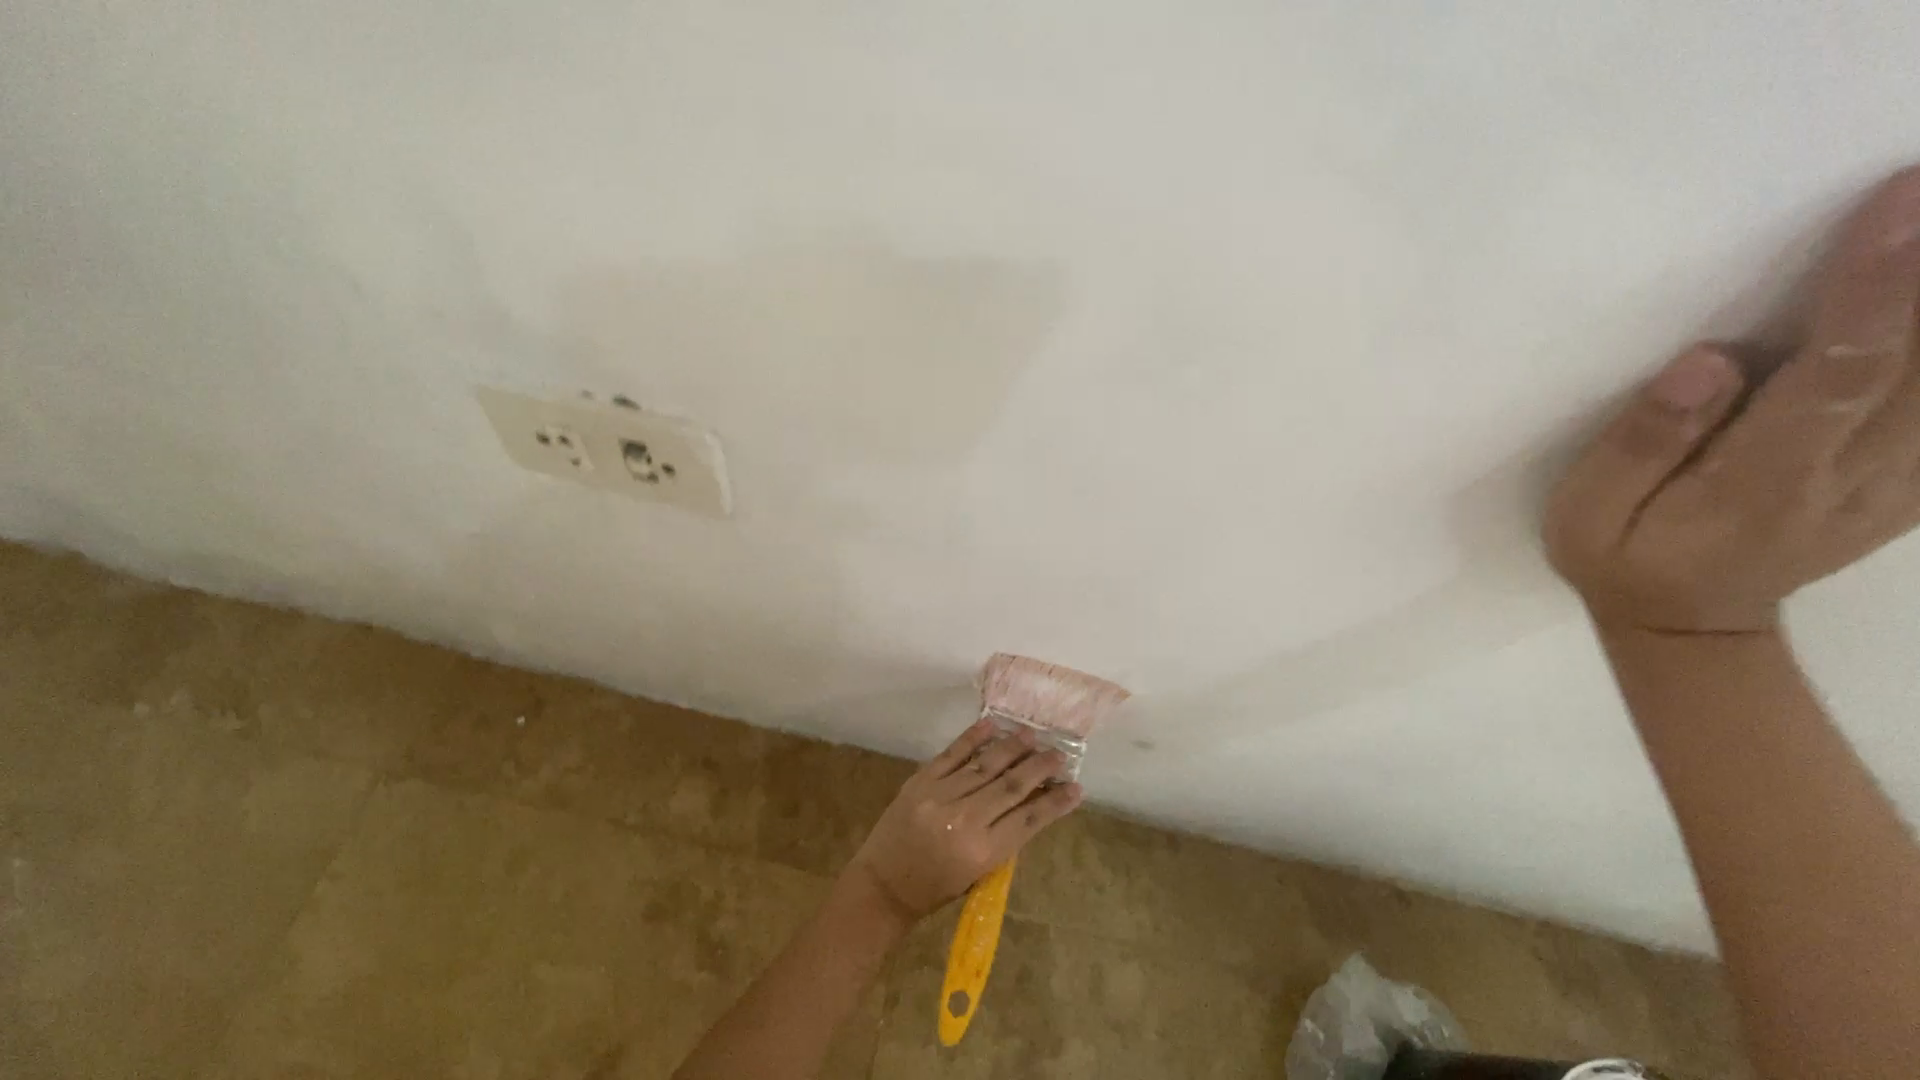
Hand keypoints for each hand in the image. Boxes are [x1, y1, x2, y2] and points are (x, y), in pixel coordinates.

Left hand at [842, 719, 1082, 922]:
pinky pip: (951, 755)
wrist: (883, 885)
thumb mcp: (978, 873)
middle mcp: (964, 821)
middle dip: (1039, 767)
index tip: (1076, 787)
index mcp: (982, 852)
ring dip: (1012, 747)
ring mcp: (940, 797)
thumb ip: (1004, 839)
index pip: (1028, 819)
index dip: (1055, 802)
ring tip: (1032, 735)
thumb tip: (1032, 803)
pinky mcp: (920, 782)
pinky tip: (992, 725)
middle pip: (1011, 786)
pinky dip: (973, 738)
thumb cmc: (936, 889)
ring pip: (985, 765)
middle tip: (1059, 753)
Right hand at [1547, 167, 1919, 633]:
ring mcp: (1903, 481)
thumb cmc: (1620, 560)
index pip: (1836, 373)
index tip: (1901, 201)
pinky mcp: (1919, 477)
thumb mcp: (1588, 515)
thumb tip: (1708, 359)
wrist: (1692, 627)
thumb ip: (1642, 443)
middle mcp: (1855, 477)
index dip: (1875, 287)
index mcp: (1762, 483)